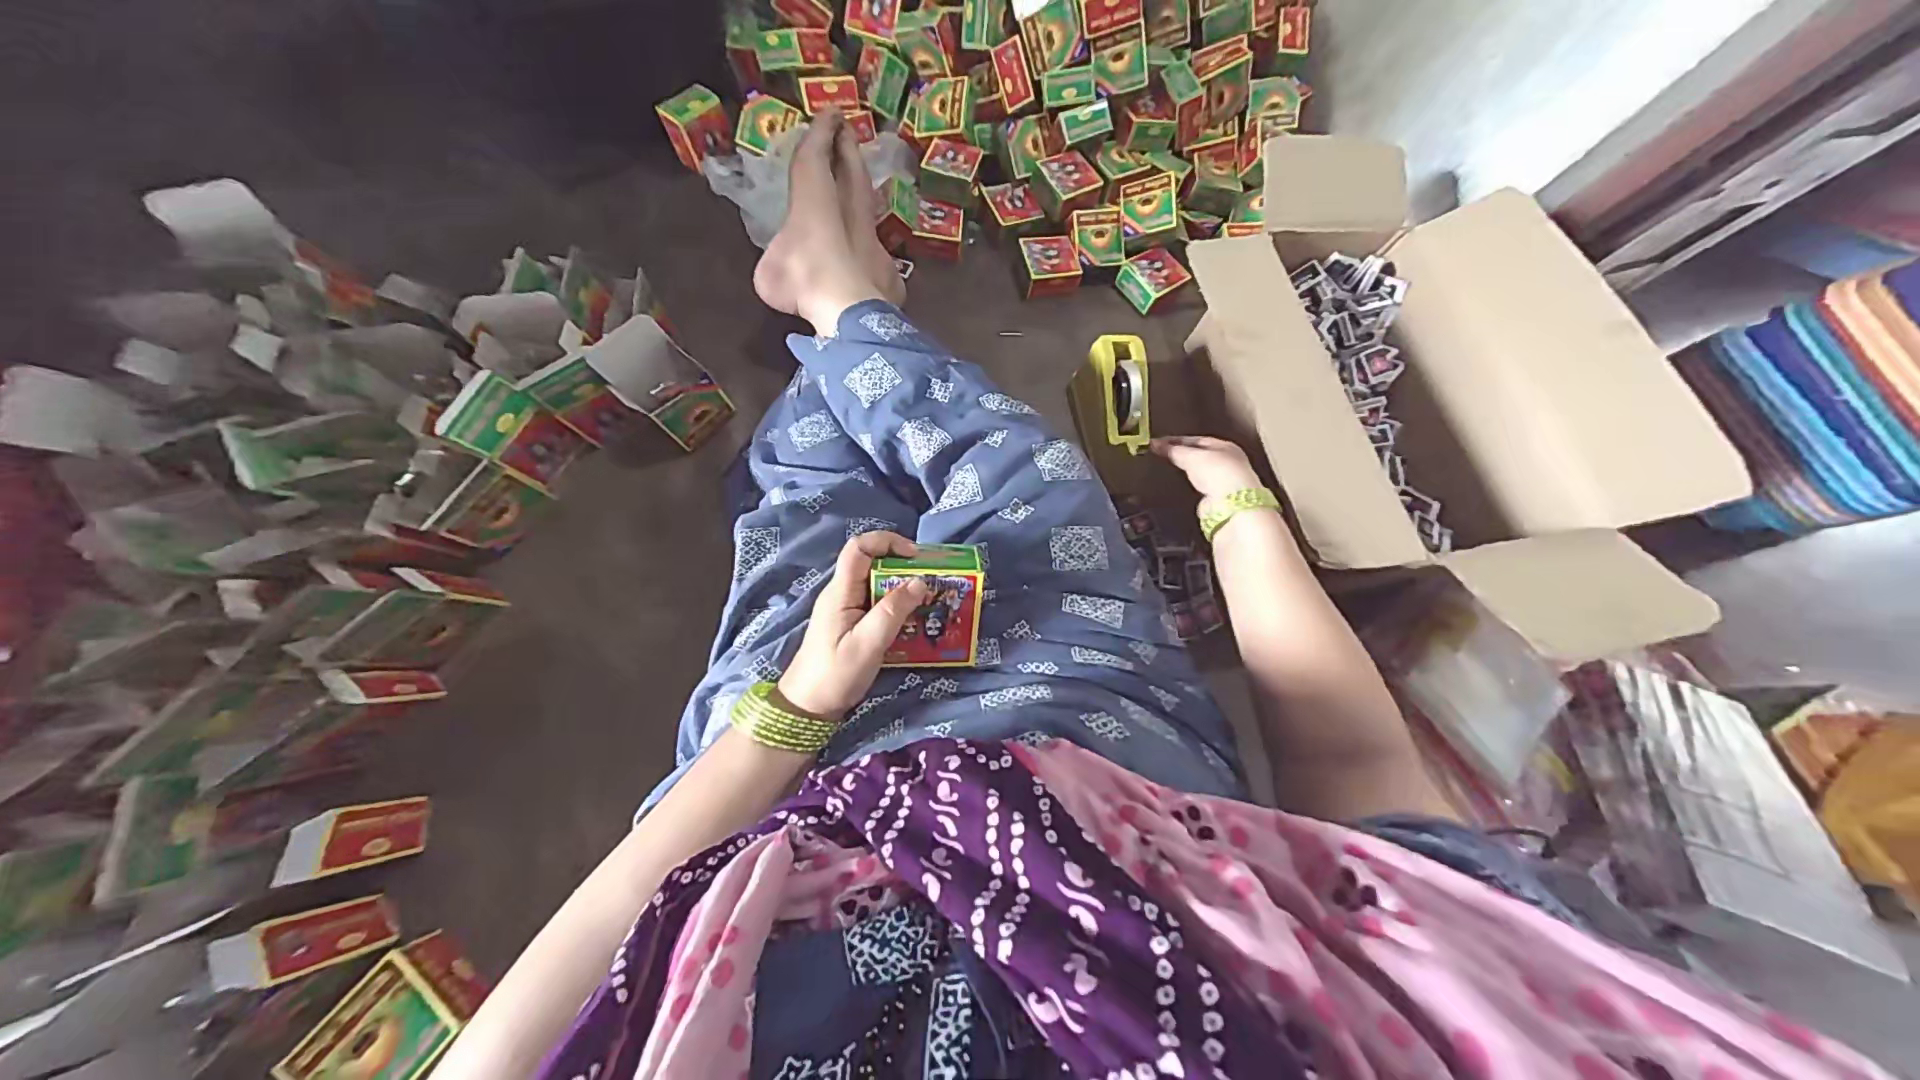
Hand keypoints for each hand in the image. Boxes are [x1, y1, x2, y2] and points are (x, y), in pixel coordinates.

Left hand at [776, 531, 929, 720]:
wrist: (807, 708)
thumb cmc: (835, 675)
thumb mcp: (868, 644)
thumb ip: (894, 611)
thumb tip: (920, 581)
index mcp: (841, 592)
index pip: (860, 547)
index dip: (888, 542)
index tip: (916, 557)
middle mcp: (842, 594)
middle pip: (873, 564)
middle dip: (905, 568)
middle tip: (933, 582)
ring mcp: (846, 610)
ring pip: (878, 586)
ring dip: (904, 590)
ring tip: (930, 602)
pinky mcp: (852, 625)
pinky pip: (877, 605)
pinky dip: (898, 608)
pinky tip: (915, 623)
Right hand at [1150, 436, 1262, 502]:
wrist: (1230, 505)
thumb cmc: (1218, 474)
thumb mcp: (1191, 456)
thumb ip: (1173, 450)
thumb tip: (1156, 445)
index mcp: (1225, 446)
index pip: (1196, 440)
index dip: (1176, 440)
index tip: (1158, 443)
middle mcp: (1226, 462)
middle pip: (1198, 455)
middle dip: (1180, 454)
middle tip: (1159, 453)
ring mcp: (1221, 481)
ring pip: (1197, 471)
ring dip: (1184, 469)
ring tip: (1167, 466)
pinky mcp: (1215, 498)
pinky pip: (1197, 486)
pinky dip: (1187, 484)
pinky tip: (1179, 484)